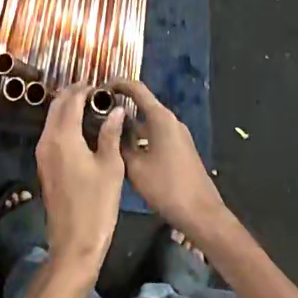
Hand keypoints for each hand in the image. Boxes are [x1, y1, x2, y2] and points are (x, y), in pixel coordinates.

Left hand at [36, 85, 126, 265]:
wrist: (74, 243)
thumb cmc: (97, 204)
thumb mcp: (110, 167)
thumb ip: (110, 134)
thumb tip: (116, 110)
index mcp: (63, 136)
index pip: (71, 101)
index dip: (84, 89)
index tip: (99, 86)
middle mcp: (47, 140)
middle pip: (57, 106)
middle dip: (73, 94)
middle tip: (93, 91)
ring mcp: (42, 153)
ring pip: (52, 118)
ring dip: (67, 107)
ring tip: (89, 105)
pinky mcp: (43, 165)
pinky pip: (51, 132)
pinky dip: (63, 122)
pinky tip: (80, 127)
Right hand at [113, 79, 231, 241]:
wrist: (201, 213)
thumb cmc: (166, 187)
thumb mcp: (135, 167)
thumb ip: (120, 144)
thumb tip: (109, 129)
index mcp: (160, 118)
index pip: (136, 88)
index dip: (117, 84)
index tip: (98, 89)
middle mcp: (170, 121)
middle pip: (142, 105)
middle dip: (119, 108)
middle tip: (96, 115)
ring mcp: (177, 135)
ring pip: (147, 123)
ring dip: (129, 126)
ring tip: (106, 134)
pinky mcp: (179, 149)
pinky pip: (155, 135)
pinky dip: (139, 138)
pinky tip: (124, 152)